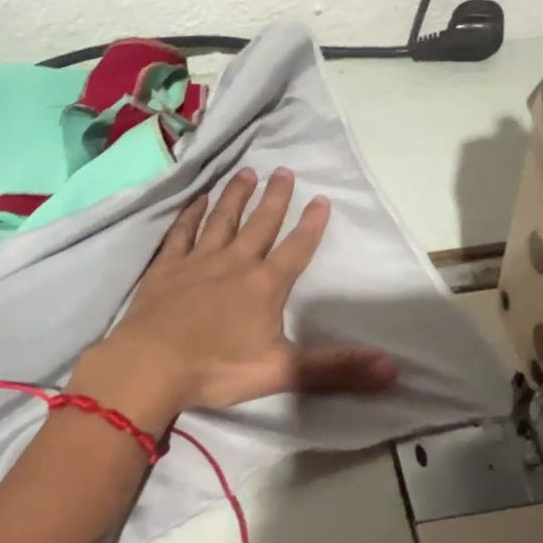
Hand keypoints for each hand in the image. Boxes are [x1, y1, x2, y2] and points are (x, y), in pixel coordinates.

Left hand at [70, 167, 396, 428]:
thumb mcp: (283, 371)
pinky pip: (182, 232)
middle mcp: (234, 263)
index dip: (311, 225)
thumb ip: (336, 368)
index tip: (321, 199)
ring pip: (222, 219)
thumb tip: (392, 369)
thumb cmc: (218, 368)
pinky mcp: (166, 268)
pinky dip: (192, 214)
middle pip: (260, 224)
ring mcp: (197, 262)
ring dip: (236, 196)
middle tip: (284, 170)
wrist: (151, 365)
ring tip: (246, 172)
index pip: (296, 249)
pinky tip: (198, 200)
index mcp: (265, 286)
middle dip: (274, 198)